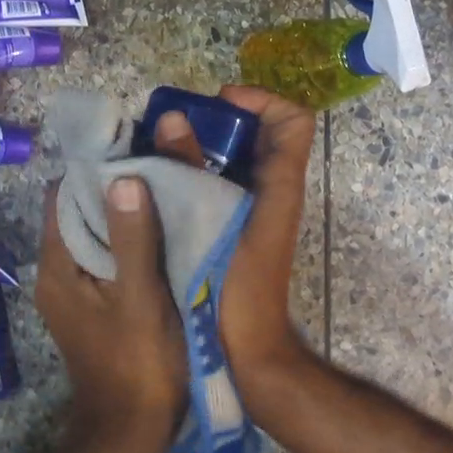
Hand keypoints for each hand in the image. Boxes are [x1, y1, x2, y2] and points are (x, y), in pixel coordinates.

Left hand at [36, 176, 188, 452]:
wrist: (129, 435)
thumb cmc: (138, 365)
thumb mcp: (141, 298)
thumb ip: (132, 237)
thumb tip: (125, 175)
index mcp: (58, 264)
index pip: (65, 193)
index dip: (97, 166)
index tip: (137, 147)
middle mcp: (56, 271)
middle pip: (80, 209)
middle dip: (115, 185)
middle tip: (161, 164)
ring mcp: (73, 290)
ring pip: (95, 232)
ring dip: (124, 212)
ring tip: (167, 189)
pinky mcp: (92, 305)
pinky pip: (105, 256)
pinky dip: (128, 238)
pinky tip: (162, 231)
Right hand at [152, 86, 317, 391]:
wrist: (249, 354)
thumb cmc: (229, 292)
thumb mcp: (205, 224)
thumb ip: (187, 170)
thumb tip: (172, 118)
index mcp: (279, 186)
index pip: (294, 119)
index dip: (261, 99)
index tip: (216, 103)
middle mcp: (274, 191)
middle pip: (259, 132)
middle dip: (217, 118)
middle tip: (172, 124)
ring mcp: (257, 209)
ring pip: (238, 156)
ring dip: (202, 144)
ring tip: (158, 147)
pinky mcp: (239, 225)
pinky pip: (222, 181)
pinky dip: (196, 170)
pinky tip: (159, 182)